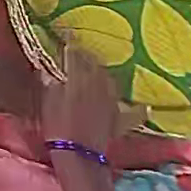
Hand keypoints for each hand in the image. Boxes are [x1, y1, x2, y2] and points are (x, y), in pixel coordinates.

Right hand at [43, 37, 126, 153]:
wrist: (78, 155)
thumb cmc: (58, 125)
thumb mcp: (47, 100)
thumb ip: (48, 81)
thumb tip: (46, 69)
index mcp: (79, 75)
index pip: (74, 53)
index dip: (70, 43)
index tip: (66, 35)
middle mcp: (99, 83)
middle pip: (93, 63)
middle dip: (85, 56)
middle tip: (77, 54)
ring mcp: (111, 100)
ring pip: (109, 79)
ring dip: (102, 72)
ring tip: (95, 71)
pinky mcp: (118, 118)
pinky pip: (131, 111)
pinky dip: (136, 109)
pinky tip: (144, 107)